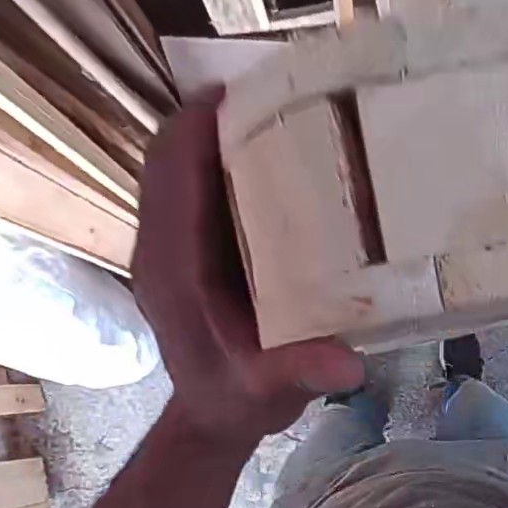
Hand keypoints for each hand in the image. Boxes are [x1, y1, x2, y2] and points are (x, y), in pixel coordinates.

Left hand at [131, 88, 363, 446]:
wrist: (213, 415)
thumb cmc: (237, 399)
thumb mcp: (268, 390)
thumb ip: (299, 372)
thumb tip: (347, 365)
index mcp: (171, 270)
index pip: (171, 174)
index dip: (200, 126)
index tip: (251, 91)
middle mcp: (159, 248)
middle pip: (169, 157)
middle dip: (213, 118)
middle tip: (279, 94)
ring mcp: (166, 246)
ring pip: (176, 167)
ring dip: (216, 134)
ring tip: (278, 113)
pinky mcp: (181, 249)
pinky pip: (190, 187)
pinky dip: (221, 161)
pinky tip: (269, 159)